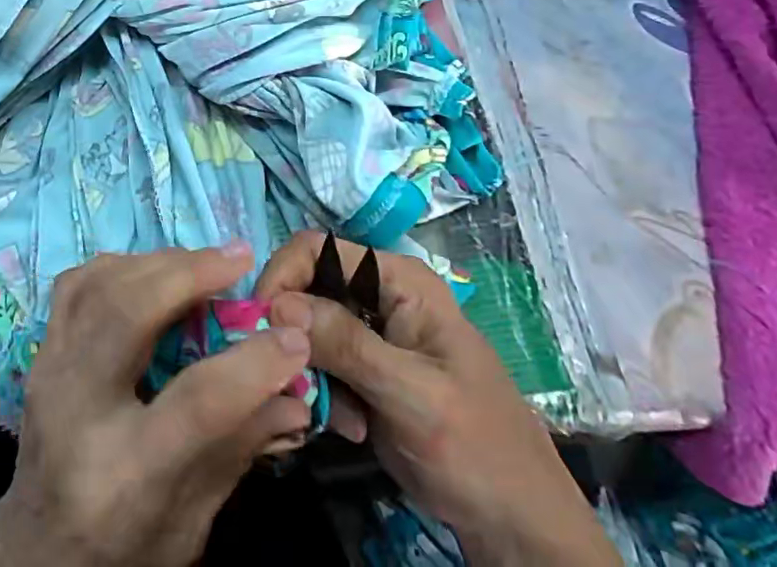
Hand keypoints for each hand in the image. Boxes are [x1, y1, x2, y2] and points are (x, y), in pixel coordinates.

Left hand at [0, 244, 315, 566]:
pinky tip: (152, 270)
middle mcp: (75, 407)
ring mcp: (48, 371)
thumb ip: (239, 449)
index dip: (254, 363)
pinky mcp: (39, 353)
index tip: (294, 335)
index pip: (197, 400)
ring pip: (97, 286)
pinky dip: (117, 266)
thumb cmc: (123, 546)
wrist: (36, 550)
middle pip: (128, 314)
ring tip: (203, 261)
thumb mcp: (192, 522)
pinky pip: (74, 286)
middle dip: (190, 275)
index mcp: (124, 471)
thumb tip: (296, 392)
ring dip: (156, 262)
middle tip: (239, 257)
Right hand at [258, 232, 617, 566]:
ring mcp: (372, 335)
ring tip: (339, 418)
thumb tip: (275, 304)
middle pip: (306, 289)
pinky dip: (321, 393)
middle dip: (294, 336)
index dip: (282, 278)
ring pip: (305, 329)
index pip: (315, 250)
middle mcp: (380, 295)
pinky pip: (318, 364)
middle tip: (299, 384)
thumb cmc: (477, 449)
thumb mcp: (411, 393)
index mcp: (399, 281)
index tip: (260, 327)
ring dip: (310, 373)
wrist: (516, 526)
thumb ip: (345, 342)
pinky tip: (348, 428)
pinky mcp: (364, 370)